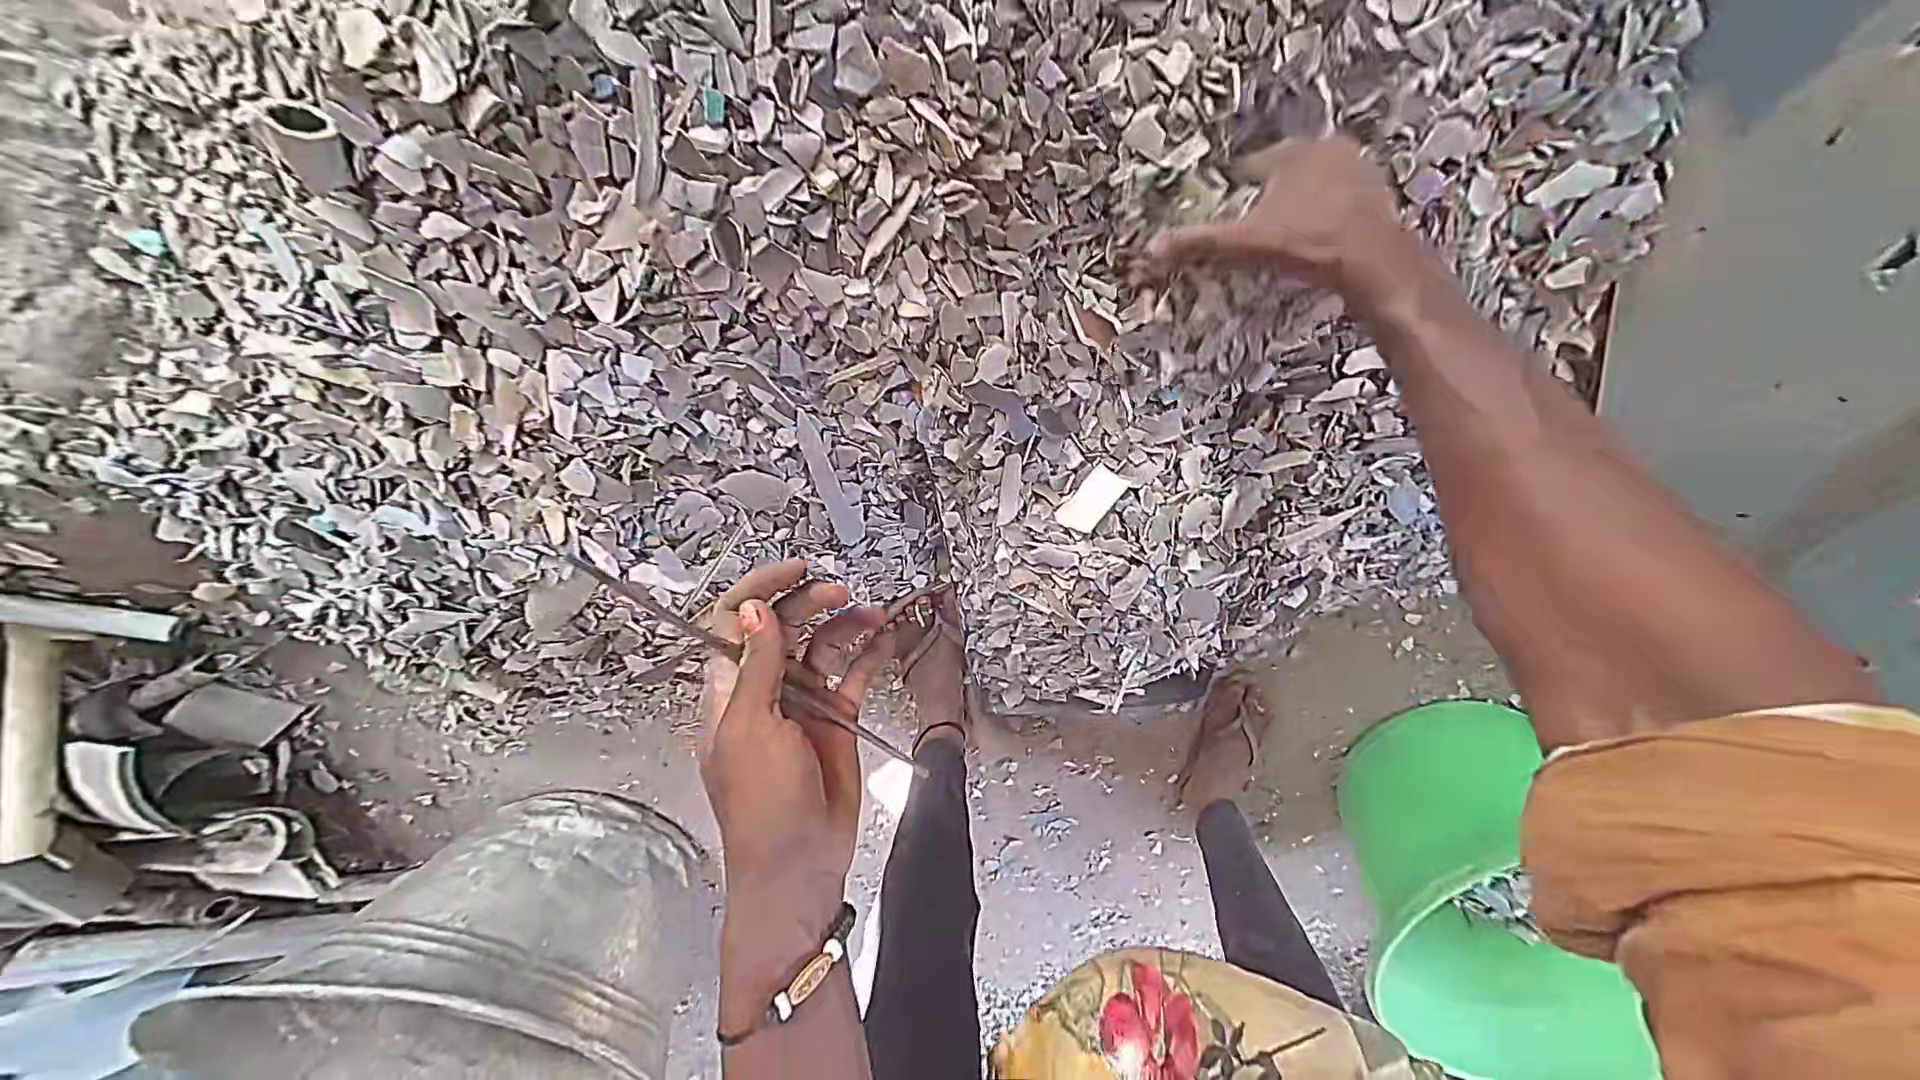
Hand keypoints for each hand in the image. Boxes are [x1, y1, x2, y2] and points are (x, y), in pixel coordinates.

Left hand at [700, 560, 894, 907]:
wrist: (799, 863)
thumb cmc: (759, 810)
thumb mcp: (750, 730)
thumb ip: (756, 668)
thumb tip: (755, 612)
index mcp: (731, 690)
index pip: (736, 622)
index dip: (760, 590)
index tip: (791, 572)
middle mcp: (766, 689)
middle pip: (783, 627)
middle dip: (808, 603)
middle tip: (834, 592)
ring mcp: (802, 701)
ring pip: (822, 645)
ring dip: (844, 625)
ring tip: (867, 614)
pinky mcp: (833, 716)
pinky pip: (852, 673)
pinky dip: (868, 654)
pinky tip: (883, 640)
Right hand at [1142, 136, 1408, 293]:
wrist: (1373, 262)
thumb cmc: (1308, 244)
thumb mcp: (1245, 244)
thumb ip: (1199, 242)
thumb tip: (1153, 247)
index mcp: (1293, 152)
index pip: (1247, 168)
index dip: (1230, 194)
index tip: (1224, 218)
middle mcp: (1327, 149)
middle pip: (1279, 175)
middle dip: (1262, 200)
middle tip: (1250, 232)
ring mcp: (1356, 168)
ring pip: (1308, 187)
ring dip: (1292, 208)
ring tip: (1279, 239)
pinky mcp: (1375, 192)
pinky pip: (1334, 201)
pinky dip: (1319, 217)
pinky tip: (1312, 241)